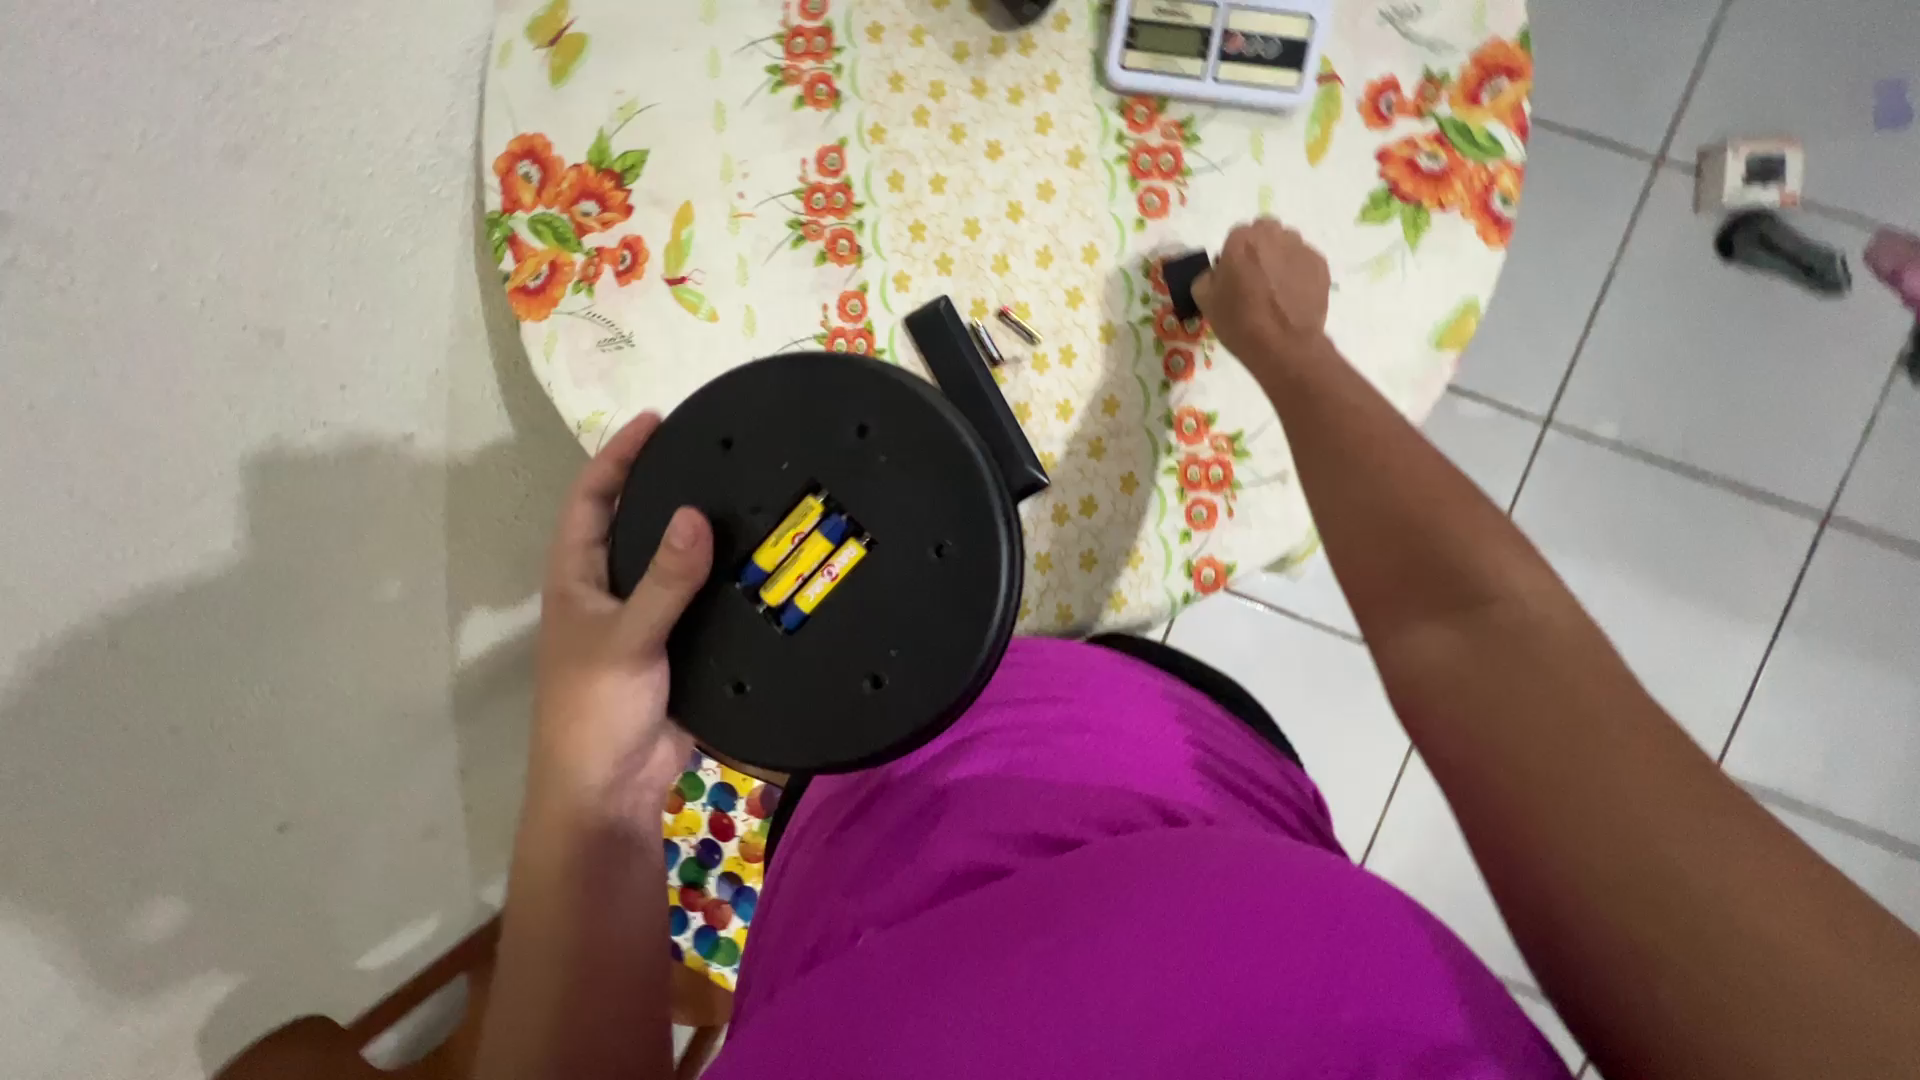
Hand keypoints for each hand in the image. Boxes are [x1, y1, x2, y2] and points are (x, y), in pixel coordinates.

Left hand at [530, 412, 712, 824]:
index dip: (618, 457)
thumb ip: (664, 580)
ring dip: (703, 535)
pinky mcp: (680, 648)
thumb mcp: (627, 638)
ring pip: (675, 564)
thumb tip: (694, 513)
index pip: (591, 500)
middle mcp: (609, 591)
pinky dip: (727, 580)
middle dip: (665, 486)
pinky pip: (704, 601)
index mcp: (577, 579)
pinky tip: (763, 565)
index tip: (657, 421)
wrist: (612, 788)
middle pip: (635, 525)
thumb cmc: (595, 710)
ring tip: (750, 499)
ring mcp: (646, 621)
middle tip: (716, 454)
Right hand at [1191, 218, 1332, 378]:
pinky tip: (1291, 297)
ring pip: (1287, 244)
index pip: (1235, 236)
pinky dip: (1298, 273)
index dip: (1233, 256)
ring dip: (1279, 258)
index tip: (1233, 277)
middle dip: (1259, 248)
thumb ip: (1208, 277)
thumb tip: (1218, 272)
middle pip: (1264, 232)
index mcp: (1241, 240)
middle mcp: (1273, 235)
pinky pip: (1304, 261)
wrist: (1282, 345)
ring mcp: (1300, 248)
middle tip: (1254, 278)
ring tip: (1276, 289)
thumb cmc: (1238, 322)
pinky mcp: (1320, 264)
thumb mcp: (1204, 301)